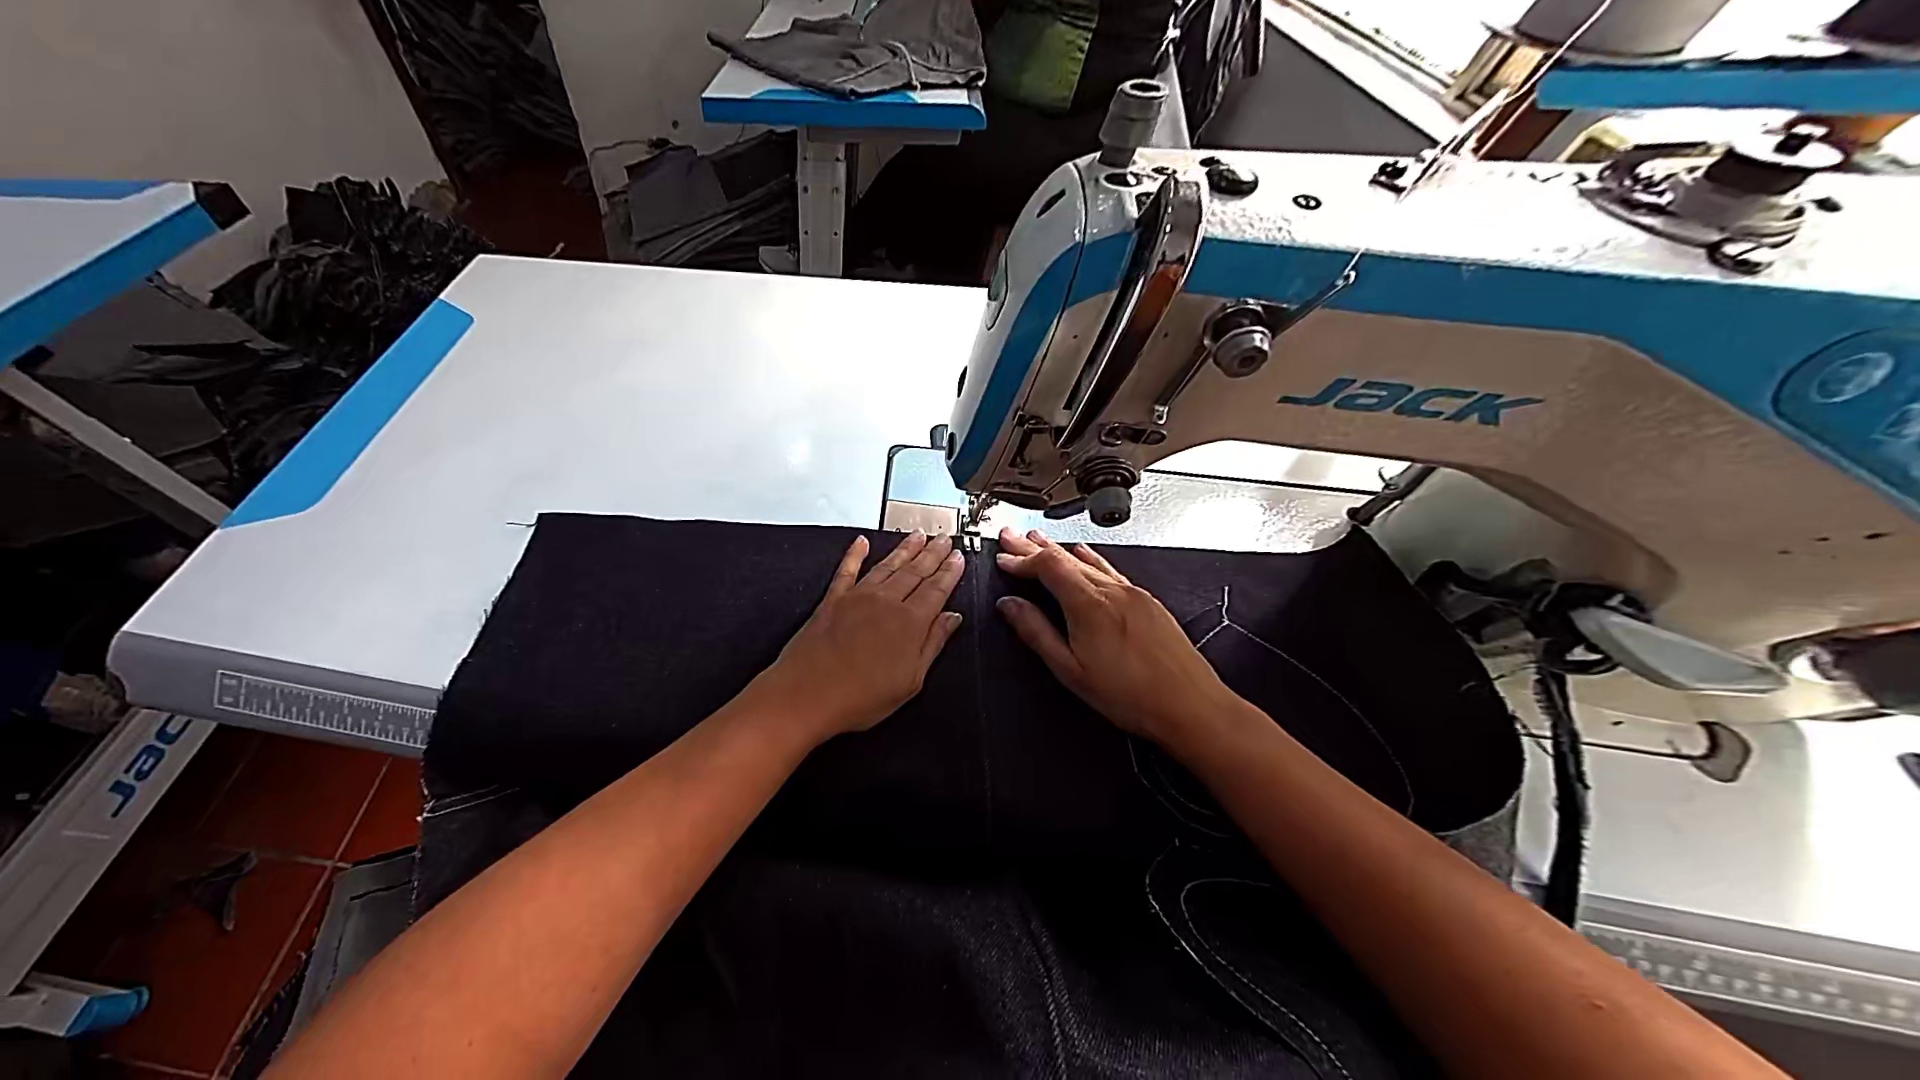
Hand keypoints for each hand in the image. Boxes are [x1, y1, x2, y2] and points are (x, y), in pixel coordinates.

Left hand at [745, 531, 965, 742]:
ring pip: (888, 565)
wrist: (806, 695)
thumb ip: (933, 644)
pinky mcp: (833, 600)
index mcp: (910, 623)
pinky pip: (847, 569)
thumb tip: (951, 620)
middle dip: (933, 553)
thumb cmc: (858, 696)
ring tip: (918, 535)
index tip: (958, 558)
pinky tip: (861, 542)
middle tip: (945, 539)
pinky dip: (855, 553)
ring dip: (906, 549)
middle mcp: (886, 602)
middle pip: (916, 571)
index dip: (950, 572)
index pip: (937, 589)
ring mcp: (858, 598)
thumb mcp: (911, 681)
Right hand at [994, 528, 1243, 745]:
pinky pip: (1109, 568)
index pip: (1047, 565)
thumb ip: (1036, 632)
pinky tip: (1084, 555)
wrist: (1189, 705)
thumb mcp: (1070, 670)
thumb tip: (1011, 607)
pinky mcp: (1147, 601)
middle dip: (1033, 547)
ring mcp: (1133, 593)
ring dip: (1058, 550)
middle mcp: (1113, 591)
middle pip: (1065, 557)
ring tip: (1038, 540)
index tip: (1005, 559)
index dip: (1022, 559)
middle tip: (1012, 538)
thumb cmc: (1134, 696)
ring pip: (1087, 560)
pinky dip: (1088, 559)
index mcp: (1089, 605)